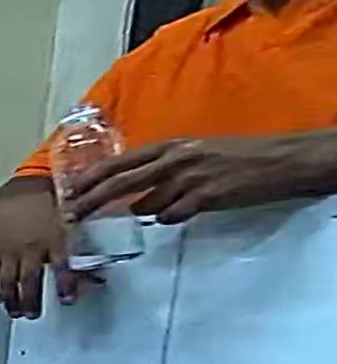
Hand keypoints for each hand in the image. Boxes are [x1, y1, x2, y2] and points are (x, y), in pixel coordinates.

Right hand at [0, 188, 102, 318]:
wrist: (23, 196)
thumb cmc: (53, 208)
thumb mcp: (76, 225)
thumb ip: (85, 251)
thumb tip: (97, 277)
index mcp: (55, 240)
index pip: (62, 267)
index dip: (65, 285)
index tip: (66, 300)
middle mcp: (30, 248)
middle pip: (28, 280)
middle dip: (30, 300)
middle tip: (33, 315)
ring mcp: (9, 251)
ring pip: (7, 281)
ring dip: (10, 299)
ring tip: (15, 312)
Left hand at [63, 132, 336, 224]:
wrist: (296, 159)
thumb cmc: (241, 156)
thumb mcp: (195, 151)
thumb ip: (157, 165)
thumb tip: (119, 185)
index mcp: (171, 146)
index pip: (116, 164)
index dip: (88, 180)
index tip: (67, 193)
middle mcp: (176, 160)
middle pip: (117, 185)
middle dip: (88, 202)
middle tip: (71, 216)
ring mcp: (190, 178)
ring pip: (142, 205)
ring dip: (144, 211)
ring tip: (168, 204)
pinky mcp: (205, 197)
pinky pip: (167, 216)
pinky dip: (169, 217)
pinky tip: (188, 210)